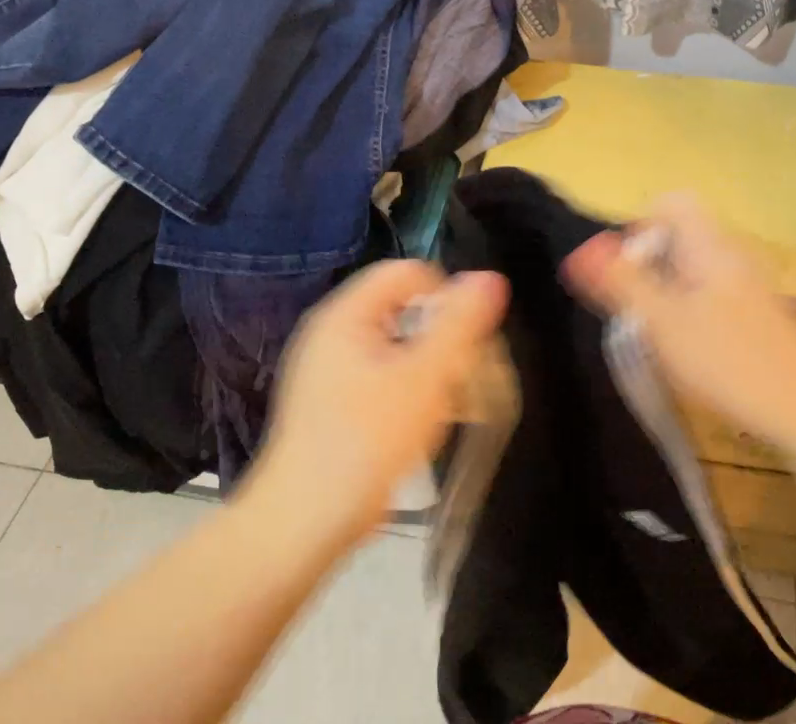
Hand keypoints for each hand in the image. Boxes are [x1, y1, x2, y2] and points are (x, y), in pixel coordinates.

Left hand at [251, 260, 508, 544]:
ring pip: (400, 349)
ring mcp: (329, 373)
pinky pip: (385, 381)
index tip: (468, 340)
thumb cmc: (367, 440)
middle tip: (465, 380)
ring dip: (433, 372)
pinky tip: (424, 430)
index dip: (446, 295)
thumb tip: (490, 278)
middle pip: (406, 310)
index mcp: (346, 315)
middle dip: (444, 340)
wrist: (305, 522)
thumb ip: (461, 323)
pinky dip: (411, 395)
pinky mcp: (334, 408)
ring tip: (450, 410)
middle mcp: (333, 335)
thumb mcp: (426, 376)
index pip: (408, 271)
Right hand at [562, 193, 795, 449]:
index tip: (626, 271)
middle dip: (646, 268)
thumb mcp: (664, 322)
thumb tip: (581, 249)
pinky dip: (688, 315)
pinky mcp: (755, 316)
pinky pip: (708, 296)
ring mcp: (747, 286)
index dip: (640, 228)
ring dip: (664, 296)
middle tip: (635, 311)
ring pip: (690, 271)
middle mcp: (731, 256)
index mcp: (710, 246)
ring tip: (656, 336)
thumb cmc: (730, 360)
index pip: (671, 203)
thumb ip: (621, 283)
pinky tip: (689, 353)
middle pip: (677, 238)